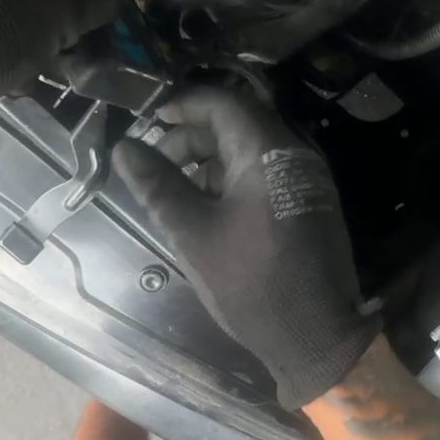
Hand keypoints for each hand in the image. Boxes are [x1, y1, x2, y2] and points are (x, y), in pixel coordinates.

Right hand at [114, 87, 379, 407]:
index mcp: (268, 152)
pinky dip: (231, 182)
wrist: (316, 336)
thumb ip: (158, 185)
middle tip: (155, 167)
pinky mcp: (308, 205)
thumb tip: (124, 148)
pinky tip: (206, 212)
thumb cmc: (251, 284)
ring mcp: (306, 181)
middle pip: (236, 123)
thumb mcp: (193, 234)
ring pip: (249, 151)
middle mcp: (294, 155)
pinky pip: (265, 176)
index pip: (222, 102)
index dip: (181, 106)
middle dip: (190, 138)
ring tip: (174, 195)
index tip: (148, 124)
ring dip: (209, 163)